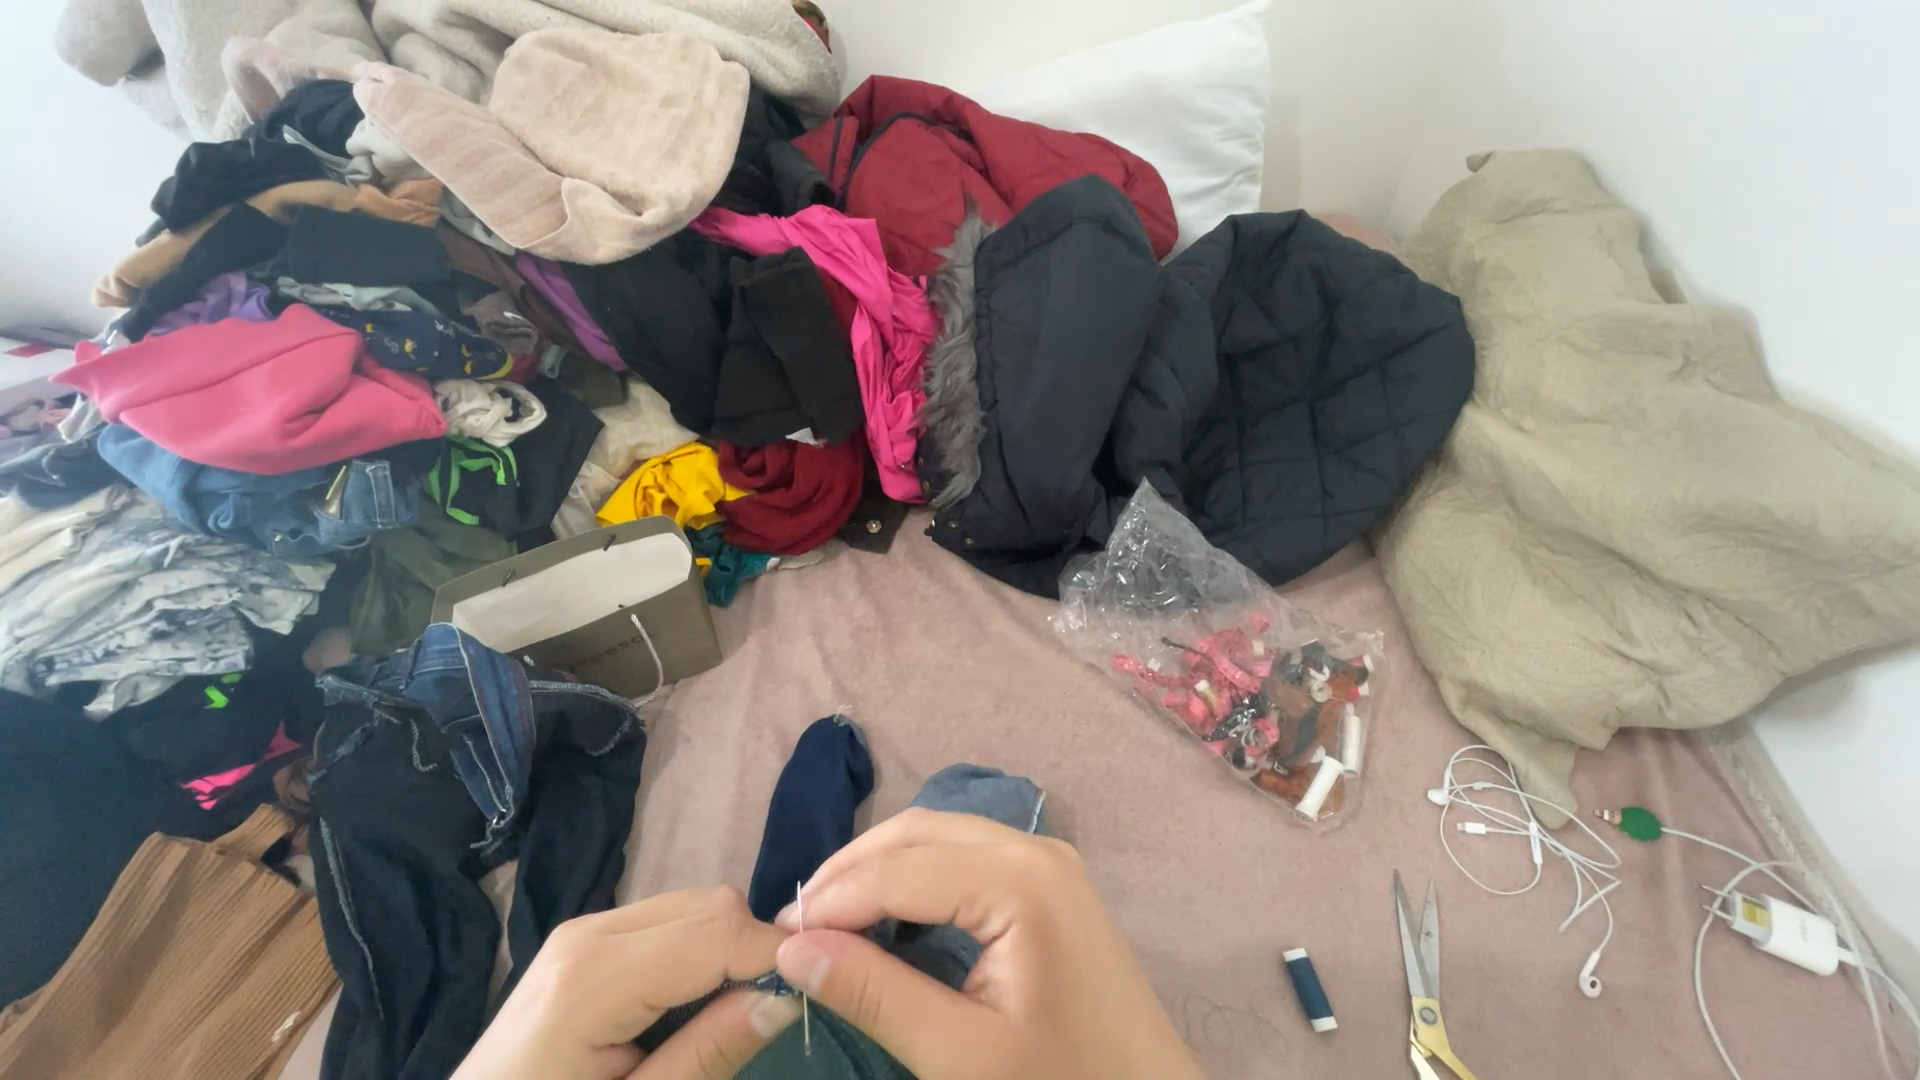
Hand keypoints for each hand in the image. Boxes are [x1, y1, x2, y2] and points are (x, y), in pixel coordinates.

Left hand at [453, 886, 801, 1079]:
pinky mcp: (583, 941)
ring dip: (727, 947)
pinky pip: (667, 921)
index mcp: (592, 977)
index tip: (810, 991)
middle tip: (767, 1011)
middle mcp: (588, 931)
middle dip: (751, 947)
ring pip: (694, 905)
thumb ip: (709, 1052)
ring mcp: (582, 931)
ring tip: (729, 1011)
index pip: (715, 929)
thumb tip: (788, 996)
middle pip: (708, 905)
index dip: (773, 952)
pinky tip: (689, 1001)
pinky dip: (698, 948)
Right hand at [772, 809, 1201, 1079]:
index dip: (835, 897)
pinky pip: (968, 853)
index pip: (903, 868)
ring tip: (832, 913)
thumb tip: (791, 947)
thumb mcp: (960, 1056)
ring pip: (942, 834)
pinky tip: (890, 910)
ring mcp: (1047, 858)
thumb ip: (874, 993)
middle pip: (921, 831)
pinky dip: (918, 872)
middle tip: (799, 920)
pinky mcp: (1050, 879)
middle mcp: (1034, 847)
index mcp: (1020, 880)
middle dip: (855, 868)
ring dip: (883, 865)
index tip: (777, 935)